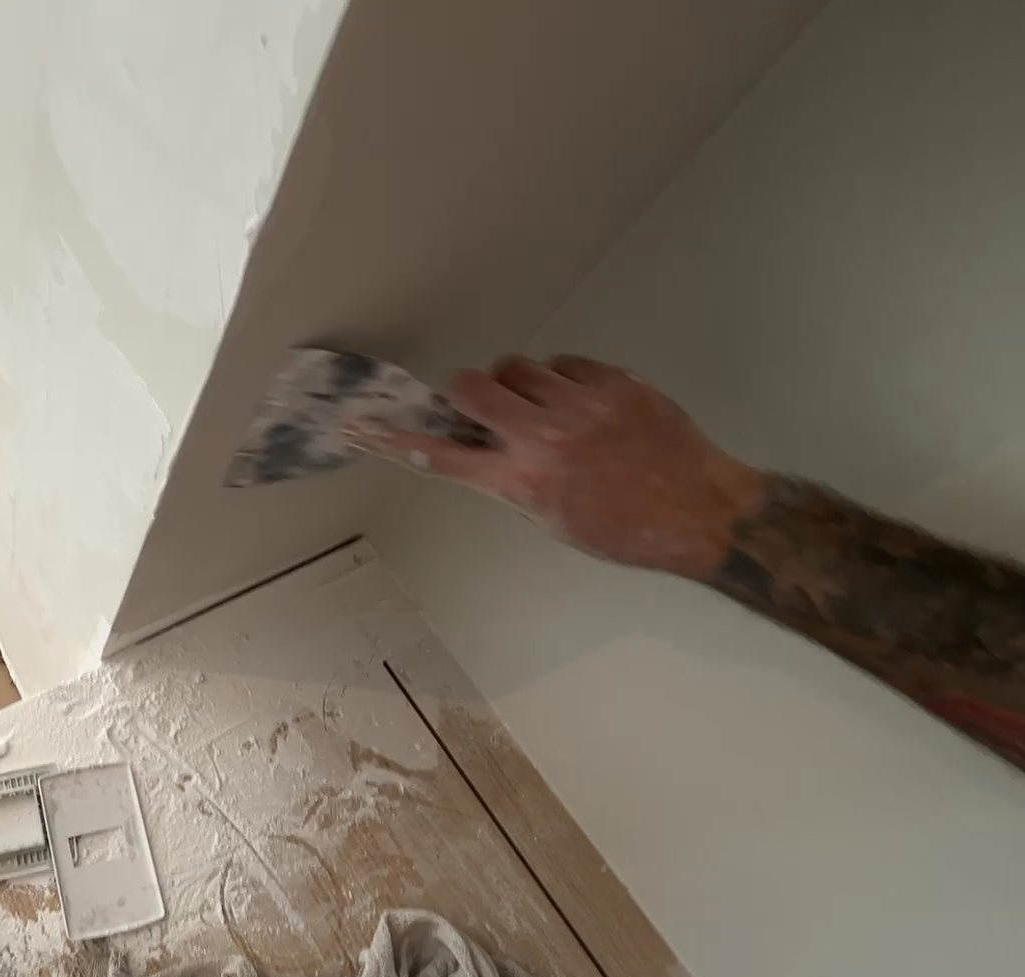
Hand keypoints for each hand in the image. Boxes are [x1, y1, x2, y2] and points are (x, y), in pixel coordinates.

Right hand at [346, 354, 765, 579]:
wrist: (704, 513)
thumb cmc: (618, 528)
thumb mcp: (544, 516)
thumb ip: (503, 476)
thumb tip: (475, 445)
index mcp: (520, 482)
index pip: (436, 455)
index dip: (390, 439)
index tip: (358, 426)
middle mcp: (544, 438)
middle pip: (471, 387)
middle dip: (467, 392)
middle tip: (485, 406)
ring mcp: (583, 405)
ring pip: (517, 366)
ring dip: (514, 382)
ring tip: (541, 405)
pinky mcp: (617, 383)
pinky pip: (564, 362)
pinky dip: (559, 377)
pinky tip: (580, 400)